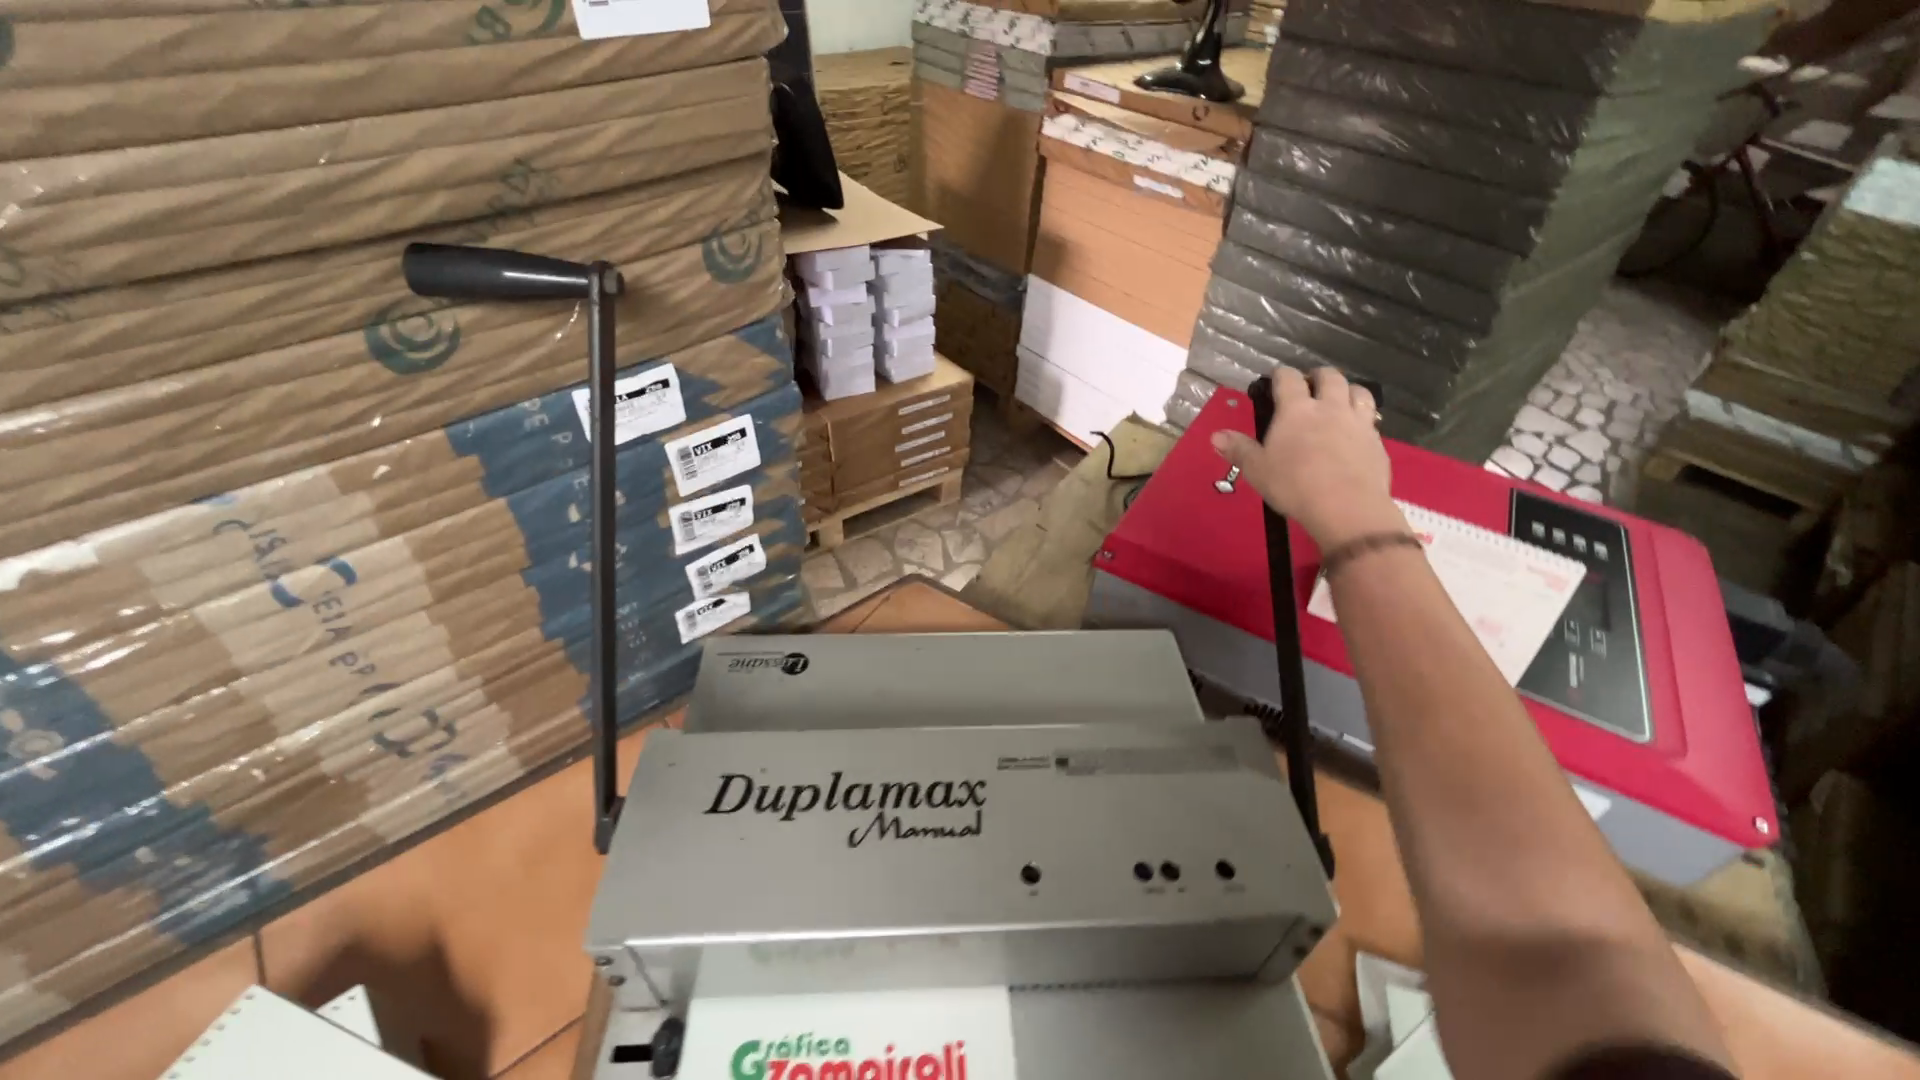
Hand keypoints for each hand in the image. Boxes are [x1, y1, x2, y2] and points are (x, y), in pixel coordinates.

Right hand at [1211, 367, 1406, 549]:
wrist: (1346, 506)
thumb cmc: (1294, 485)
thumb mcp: (1257, 470)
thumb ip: (1239, 450)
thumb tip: (1215, 435)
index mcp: (1296, 410)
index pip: (1288, 379)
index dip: (1281, 375)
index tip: (1276, 378)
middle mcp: (1329, 407)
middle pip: (1329, 377)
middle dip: (1318, 375)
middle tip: (1311, 384)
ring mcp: (1357, 422)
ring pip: (1358, 391)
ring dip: (1348, 389)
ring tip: (1340, 398)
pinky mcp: (1377, 441)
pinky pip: (1372, 419)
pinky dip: (1363, 417)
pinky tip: (1356, 430)